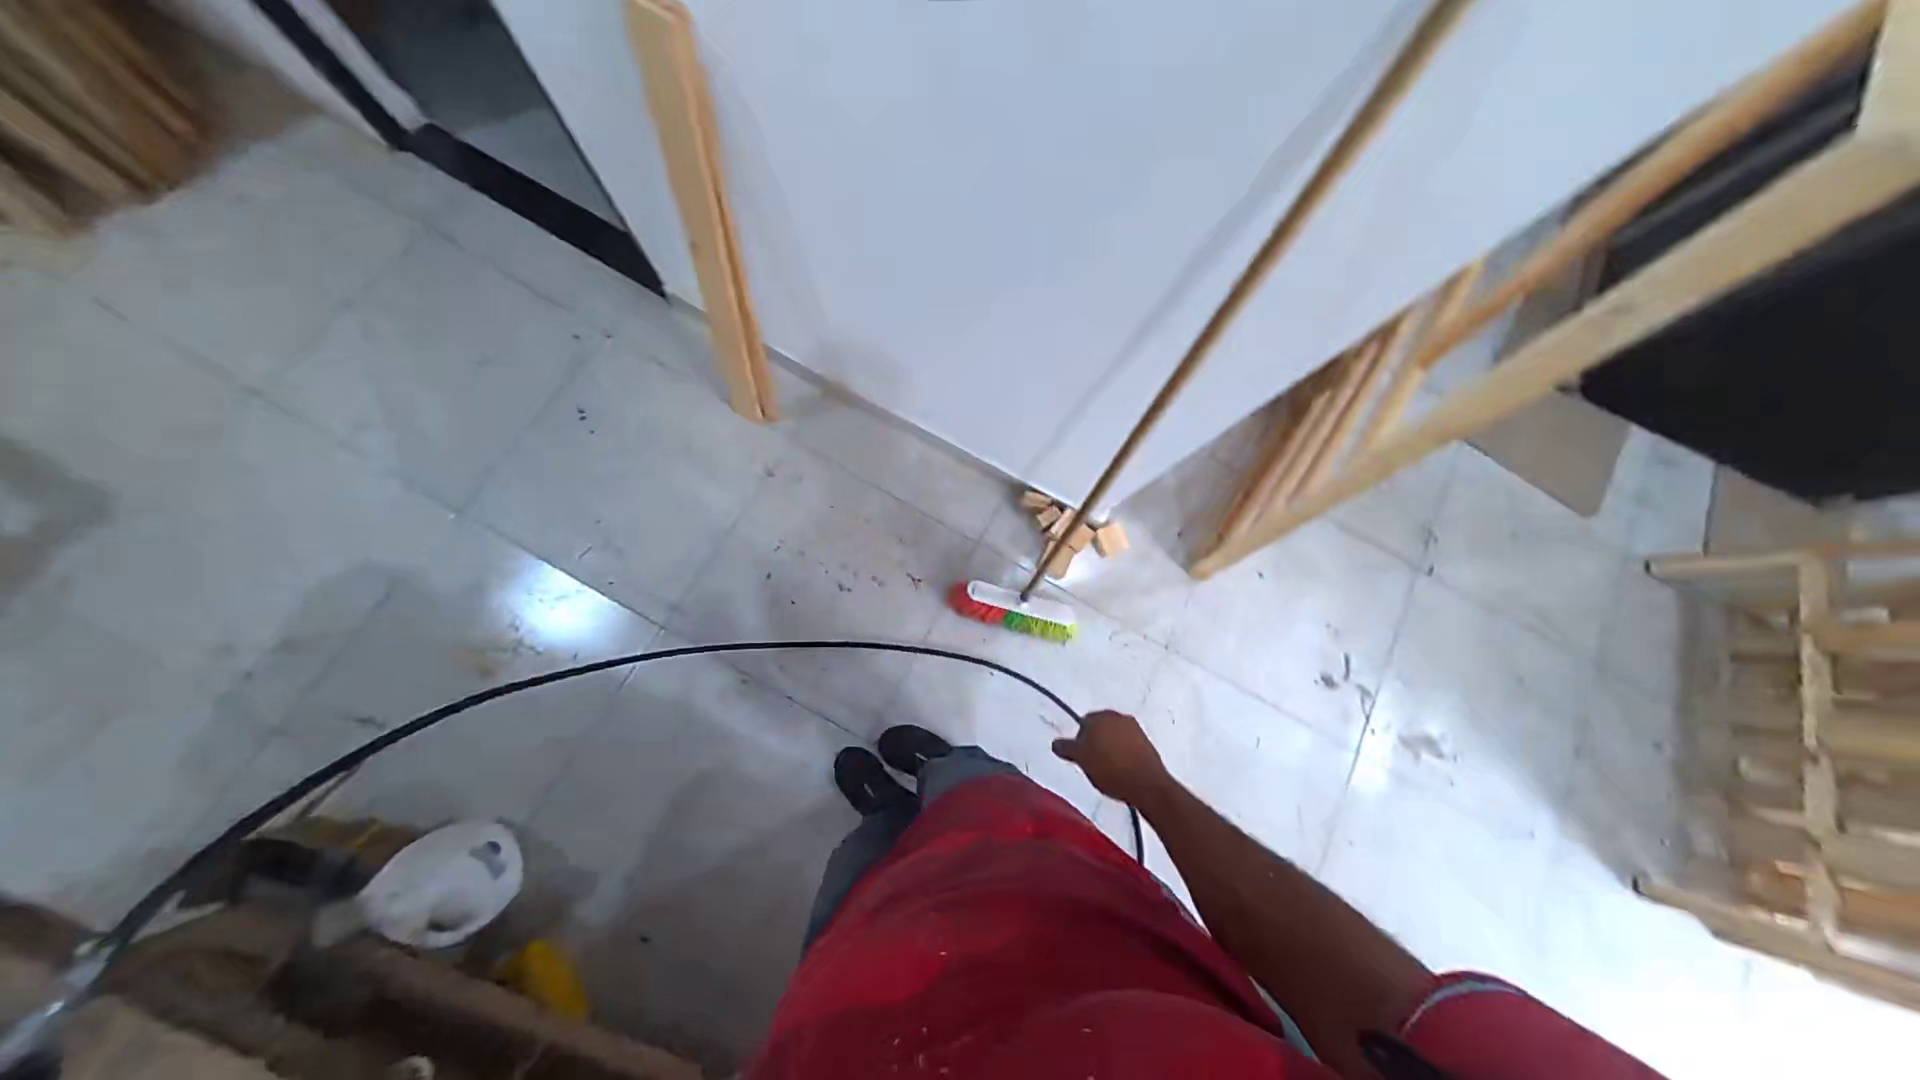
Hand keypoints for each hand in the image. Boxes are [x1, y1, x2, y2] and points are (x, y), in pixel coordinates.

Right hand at [1052, 710, 1171, 805]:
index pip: (1084, 723)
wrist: (1146, 785)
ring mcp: (1136, 730)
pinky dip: (1123, 754)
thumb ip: (1067, 748)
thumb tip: (1055, 743)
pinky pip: (1129, 745)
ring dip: (1110, 748)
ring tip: (1107, 769)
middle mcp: (1120, 717)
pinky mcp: (1148, 744)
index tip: (1080, 756)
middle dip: (1095, 741)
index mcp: (1102, 716)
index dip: (1079, 740)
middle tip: (1091, 762)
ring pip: (1115, 736)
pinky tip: (1121, 770)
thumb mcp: (1081, 760)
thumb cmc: (1110, 769)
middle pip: (1101, 727)